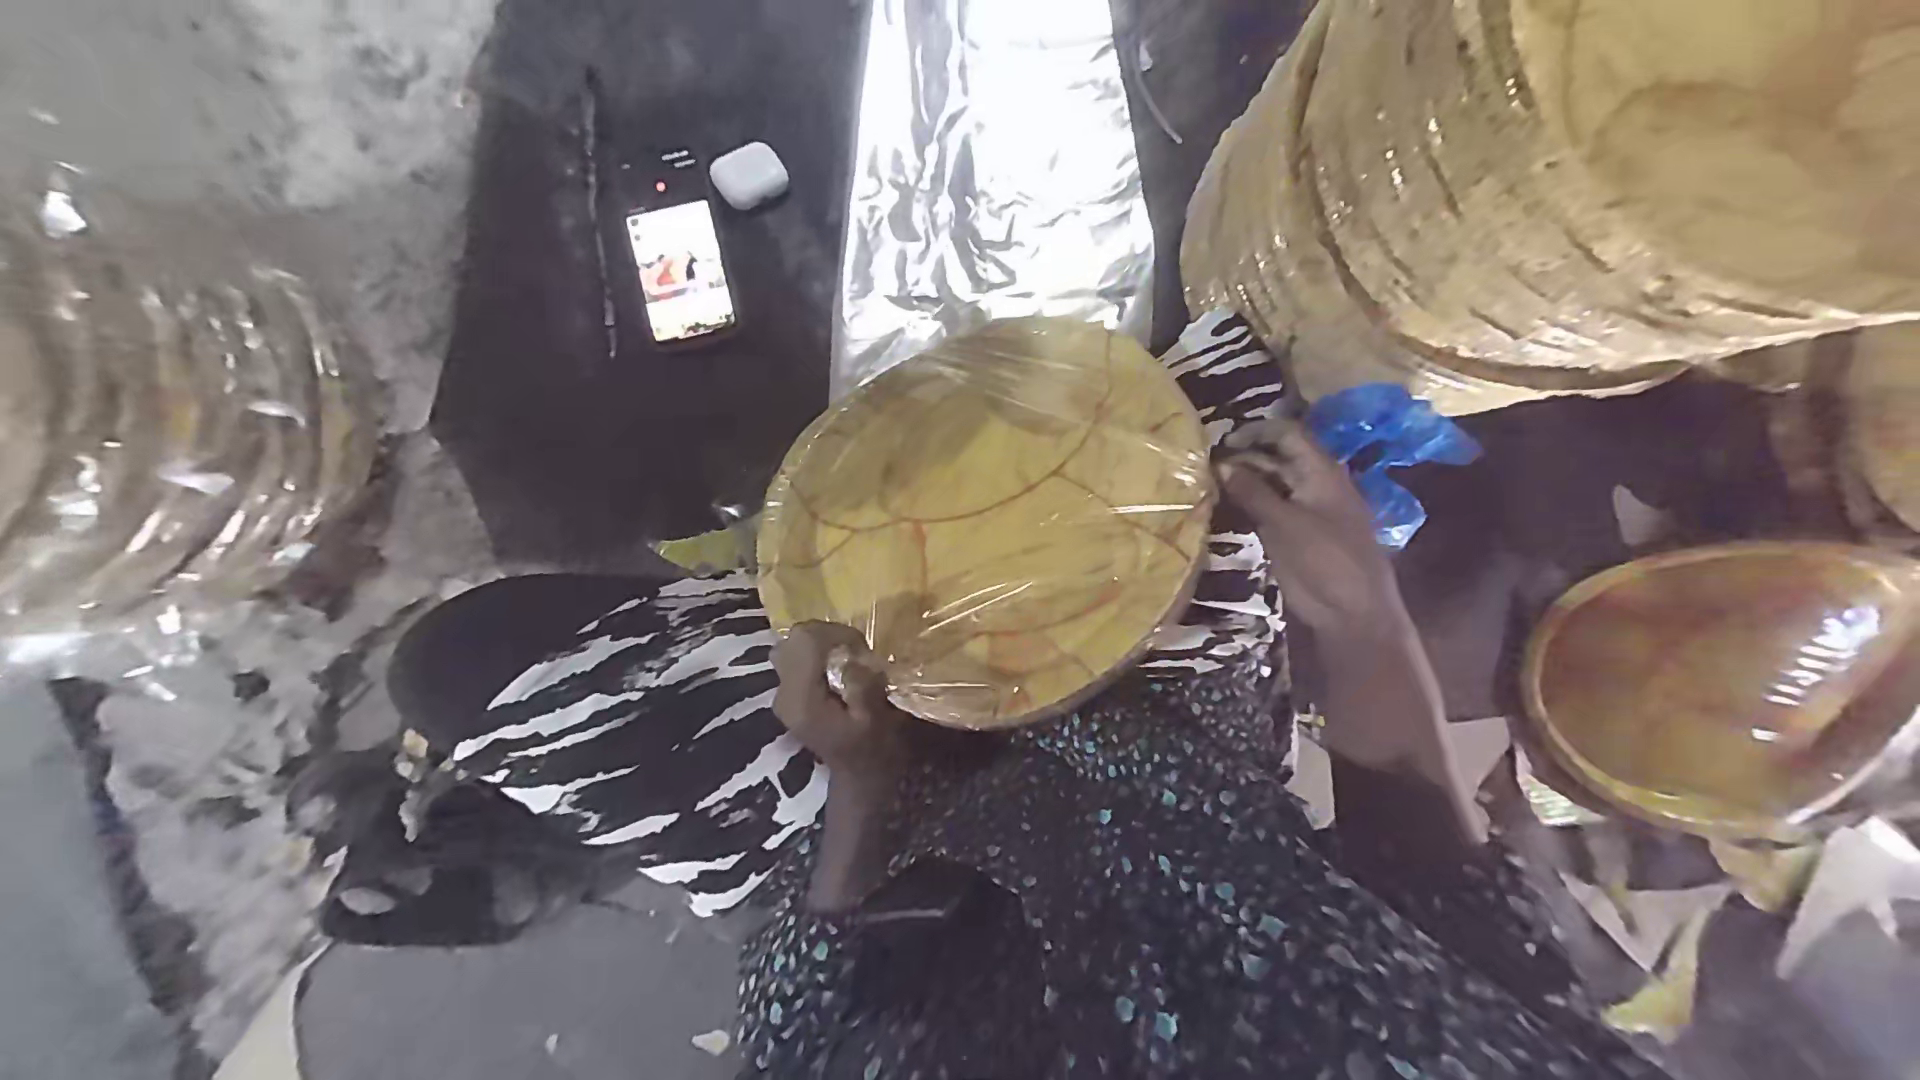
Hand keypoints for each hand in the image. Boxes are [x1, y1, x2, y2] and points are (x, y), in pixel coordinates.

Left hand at [772, 621, 910, 783]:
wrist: (855, 773)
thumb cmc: (870, 746)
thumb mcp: (875, 718)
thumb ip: (864, 686)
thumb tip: (854, 659)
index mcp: (803, 701)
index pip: (807, 644)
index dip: (836, 633)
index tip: (862, 645)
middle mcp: (784, 694)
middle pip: (794, 639)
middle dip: (827, 633)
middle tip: (854, 647)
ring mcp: (780, 693)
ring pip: (790, 644)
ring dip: (819, 640)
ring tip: (843, 652)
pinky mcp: (784, 692)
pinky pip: (792, 655)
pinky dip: (813, 650)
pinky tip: (833, 664)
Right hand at [1215, 418, 1402, 637]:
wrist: (1352, 611)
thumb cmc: (1325, 561)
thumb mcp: (1285, 523)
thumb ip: (1252, 492)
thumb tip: (1220, 464)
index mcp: (1320, 472)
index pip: (1287, 434)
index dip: (1255, 432)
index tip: (1221, 442)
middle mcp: (1312, 484)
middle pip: (1276, 457)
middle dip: (1242, 456)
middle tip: (1204, 465)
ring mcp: (1303, 509)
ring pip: (1269, 483)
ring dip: (1240, 481)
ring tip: (1206, 482)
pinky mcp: (1294, 532)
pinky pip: (1267, 508)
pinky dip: (1246, 503)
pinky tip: (1222, 506)